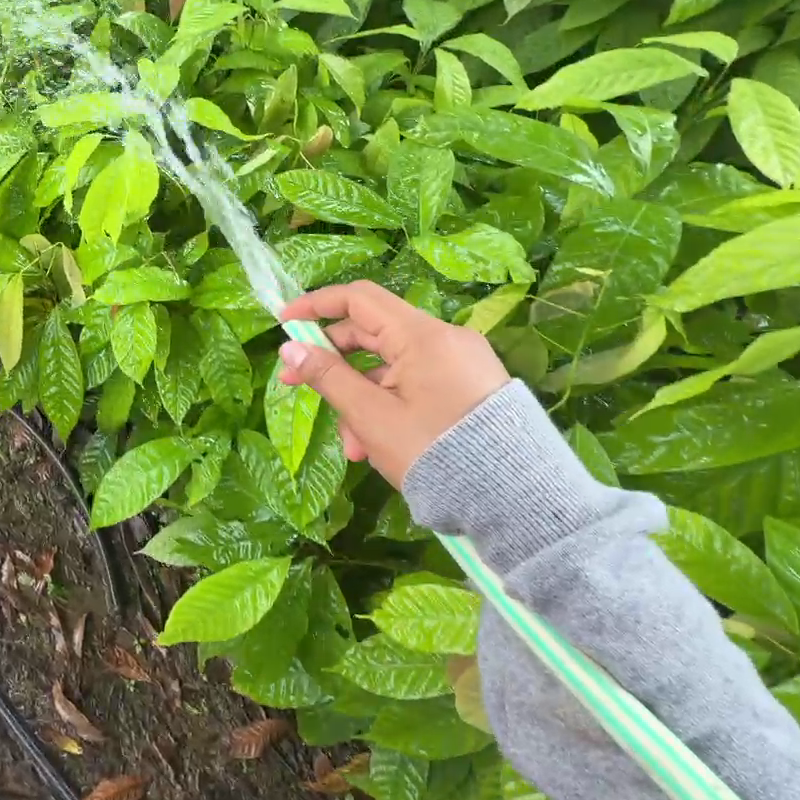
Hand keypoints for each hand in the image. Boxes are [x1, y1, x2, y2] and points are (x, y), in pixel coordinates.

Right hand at [275, 280, 510, 487]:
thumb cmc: (433, 450)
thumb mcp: (369, 415)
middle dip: (330, 363)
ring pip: (389, 366)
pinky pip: (413, 383)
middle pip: (371, 334)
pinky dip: (386, 405)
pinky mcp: (467, 387)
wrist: (516, 501)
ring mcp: (459, 364)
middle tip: (293, 384)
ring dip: (357, 396)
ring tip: (351, 444)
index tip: (283, 322)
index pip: (359, 299)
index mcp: (422, 337)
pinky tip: (374, 445)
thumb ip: (326, 376)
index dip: (316, 305)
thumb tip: (290, 348)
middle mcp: (444, 340)